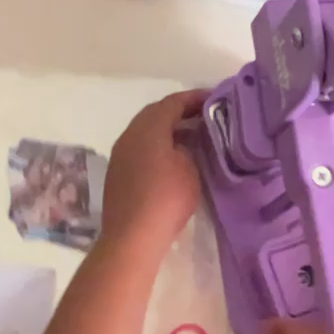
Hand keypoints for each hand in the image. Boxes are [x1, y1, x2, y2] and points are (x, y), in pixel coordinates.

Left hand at [100, 90, 206, 252]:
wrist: (133, 236)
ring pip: (146, 132)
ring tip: (191, 137)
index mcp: (148, 127)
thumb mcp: (190, 168)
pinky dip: (157, 146)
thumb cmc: (167, 198)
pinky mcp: (117, 173)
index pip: (173, 102)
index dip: (195, 98)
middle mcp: (129, 134)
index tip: (215, 99)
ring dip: (168, 130)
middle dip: (180, 112)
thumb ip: (190, 147)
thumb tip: (184, 142)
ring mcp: (120, 154)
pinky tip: (172, 159)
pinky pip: (140, 149)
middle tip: (204, 117)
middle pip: (156, 113)